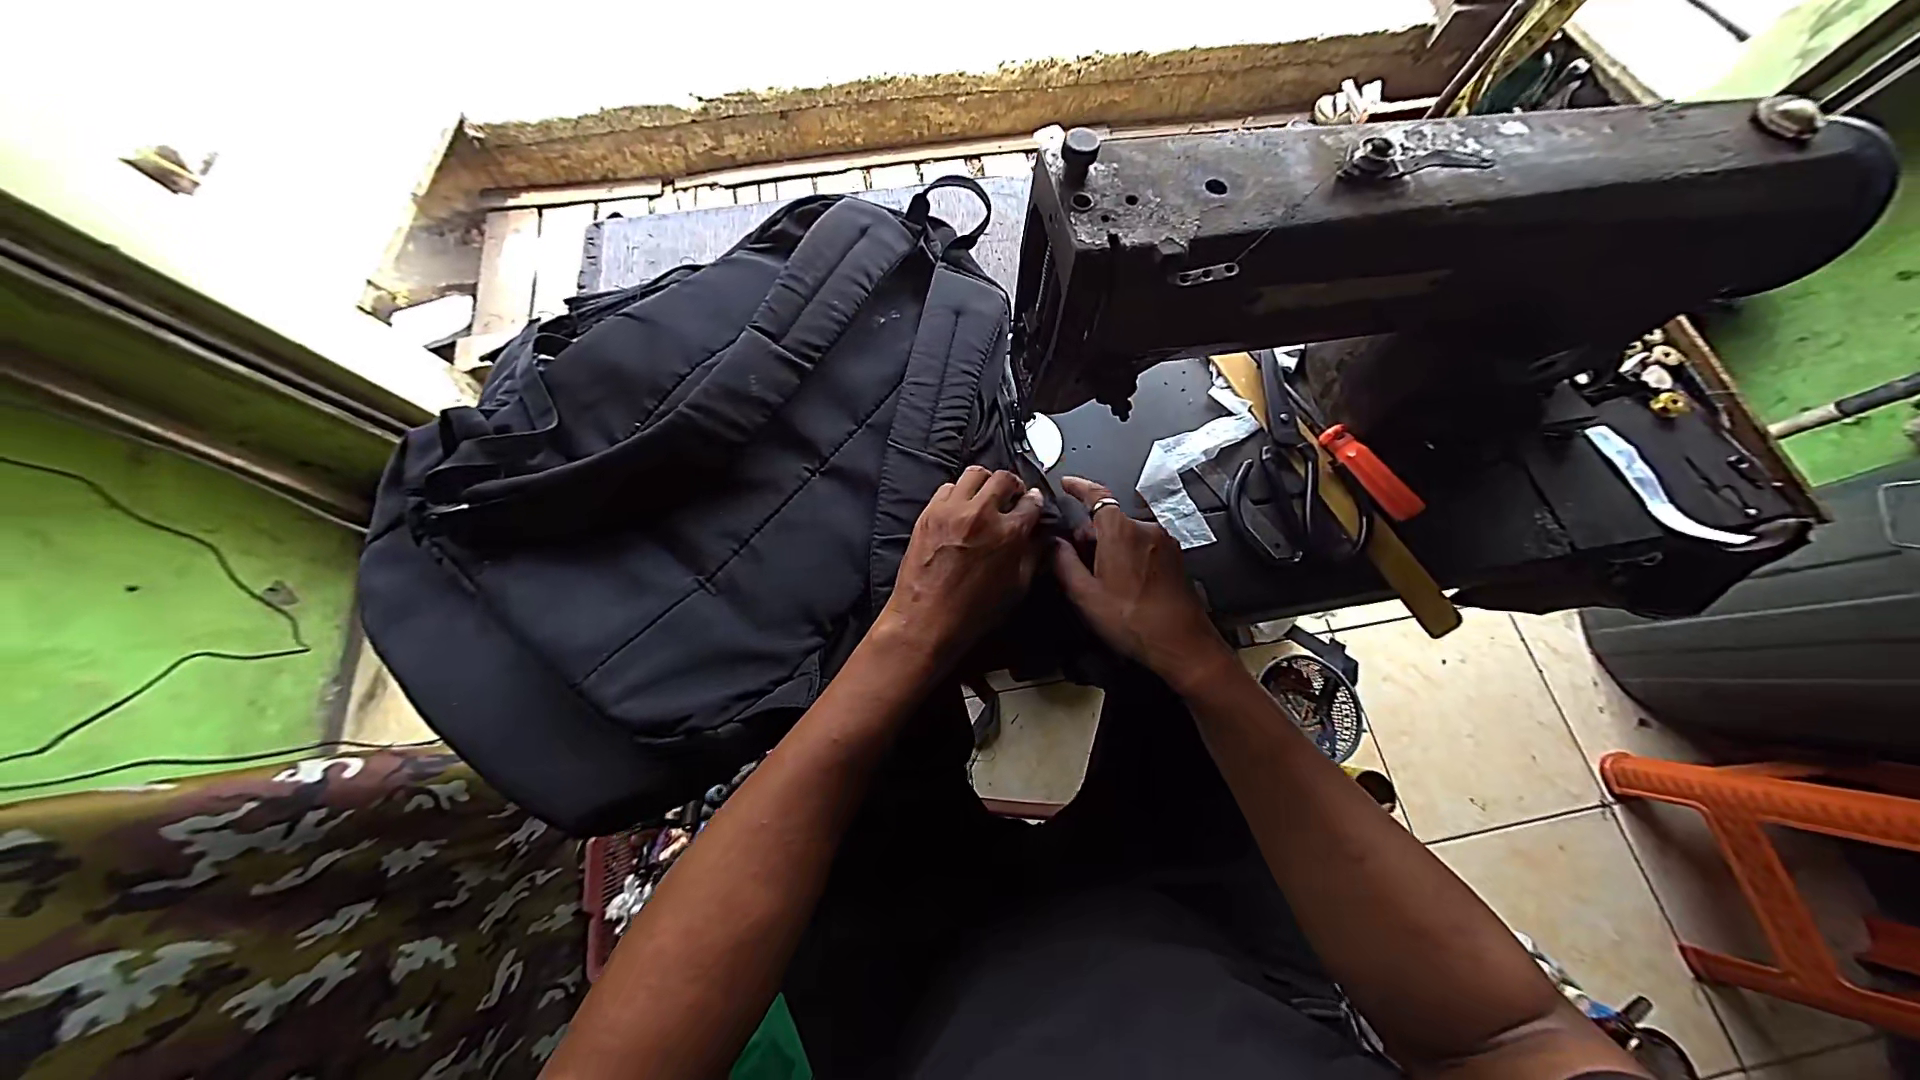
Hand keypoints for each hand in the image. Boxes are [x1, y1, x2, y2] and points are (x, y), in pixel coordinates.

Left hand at [876, 466, 1044, 664]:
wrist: (926, 620)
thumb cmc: (972, 612)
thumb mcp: (1017, 587)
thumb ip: (1034, 556)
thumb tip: (1043, 539)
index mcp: (1009, 533)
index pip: (1031, 501)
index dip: (1035, 502)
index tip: (1033, 504)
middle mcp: (981, 515)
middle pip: (1004, 478)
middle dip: (1013, 485)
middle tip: (1012, 495)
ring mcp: (951, 511)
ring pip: (974, 474)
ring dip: (985, 483)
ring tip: (986, 496)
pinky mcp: (928, 514)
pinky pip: (947, 487)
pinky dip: (958, 493)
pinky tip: (961, 508)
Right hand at [1049, 476, 1235, 691]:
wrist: (1181, 644)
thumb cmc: (1135, 622)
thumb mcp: (1085, 595)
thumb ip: (1064, 563)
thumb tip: (1054, 545)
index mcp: (1120, 532)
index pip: (1096, 495)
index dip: (1078, 487)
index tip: (1068, 484)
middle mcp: (1145, 529)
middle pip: (1110, 519)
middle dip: (1091, 535)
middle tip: (1077, 561)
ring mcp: (1163, 542)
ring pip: (1127, 534)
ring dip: (1111, 548)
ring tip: (1104, 583)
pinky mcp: (1174, 557)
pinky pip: (1143, 546)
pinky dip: (1129, 556)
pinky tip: (1124, 586)